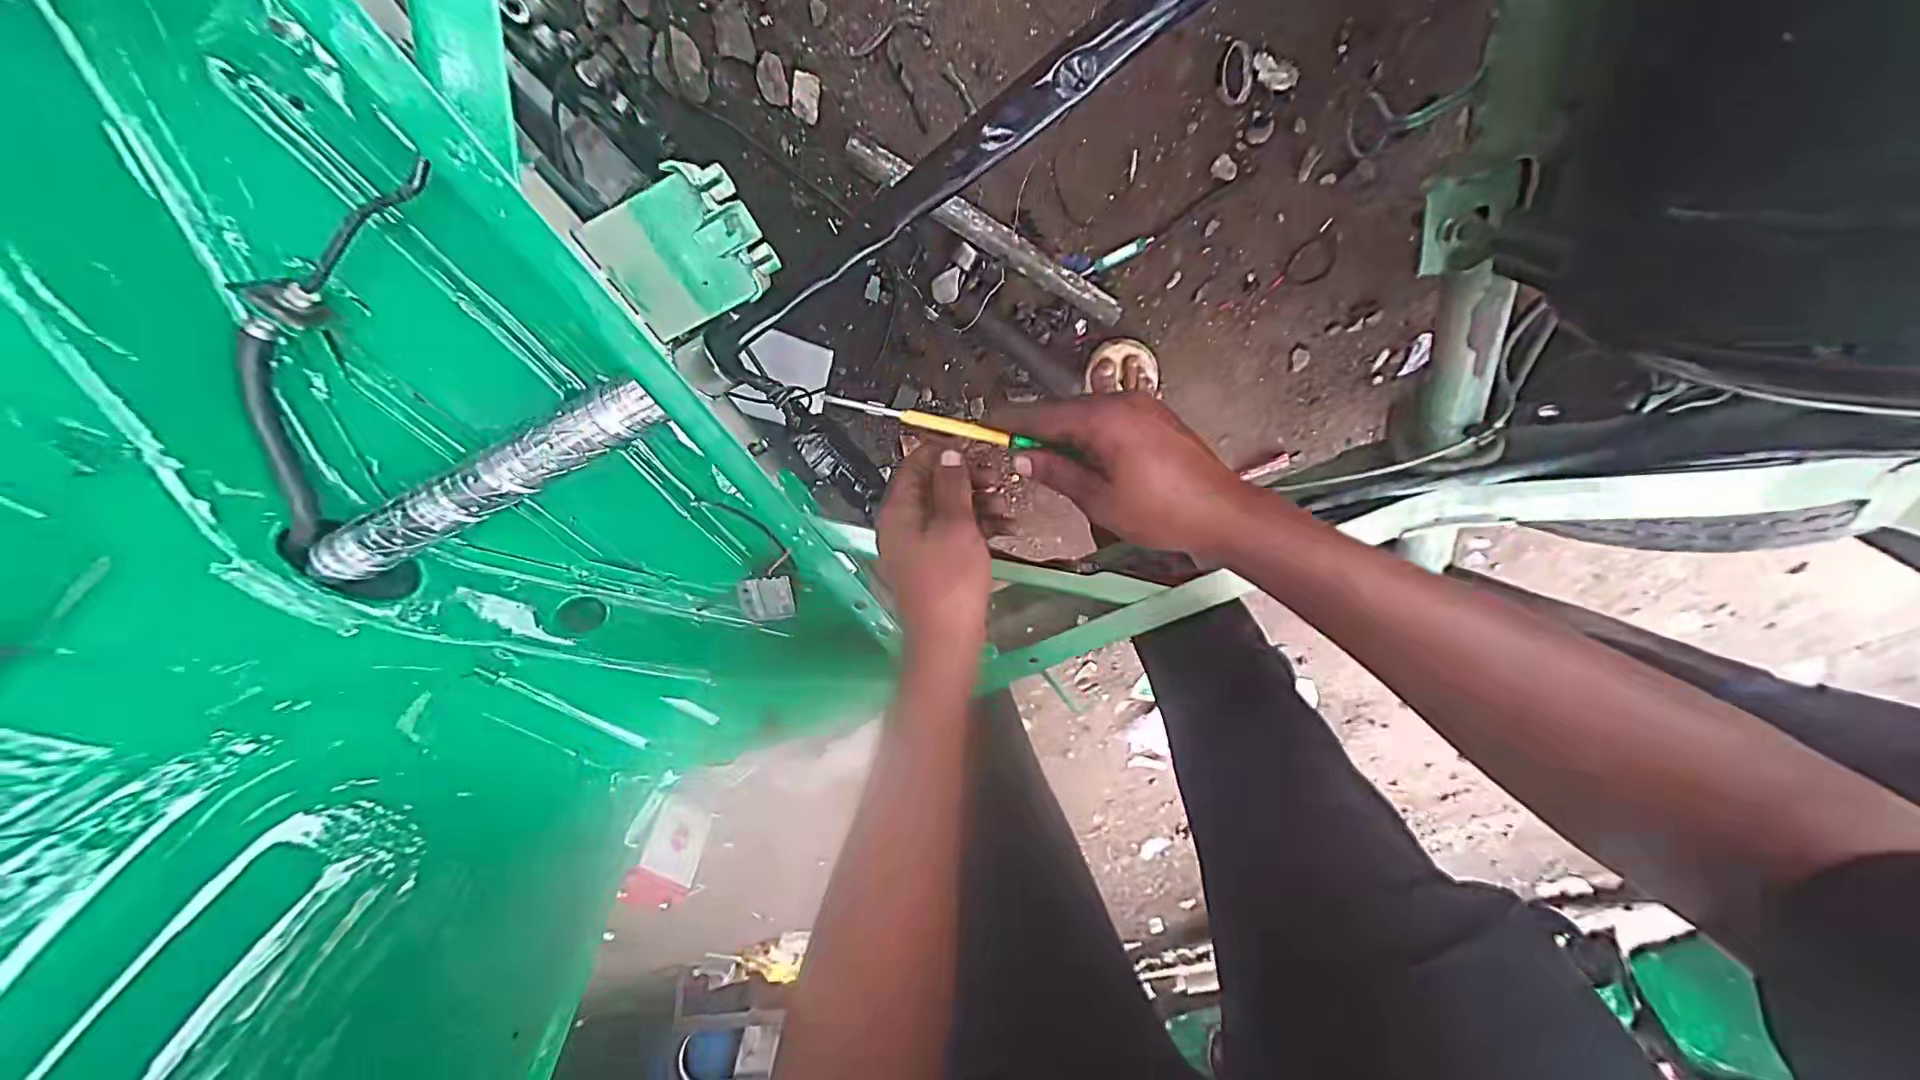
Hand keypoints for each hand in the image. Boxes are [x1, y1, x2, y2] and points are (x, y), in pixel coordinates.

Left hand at [876, 445, 992, 648]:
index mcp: (898, 512)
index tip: (974, 447)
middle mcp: (901, 526)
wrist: (948, 640)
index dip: (943, 452)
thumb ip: (952, 486)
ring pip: (946, 510)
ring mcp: (916, 547)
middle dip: (966, 479)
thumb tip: (948, 455)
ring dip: (976, 503)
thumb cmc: (950, 583)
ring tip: (1005, 505)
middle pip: (932, 487)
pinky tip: (1004, 528)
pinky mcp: (933, 564)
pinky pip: (952, 533)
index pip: (914, 465)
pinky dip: (975, 527)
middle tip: (996, 478)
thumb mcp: (956, 525)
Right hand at [999, 393, 1258, 555]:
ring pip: (1088, 416)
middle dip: (1040, 434)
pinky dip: (1091, 437)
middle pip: (1065, 412)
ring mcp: (1144, 408)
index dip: (1012, 424)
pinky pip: (1110, 419)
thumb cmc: (1167, 511)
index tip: (990, 428)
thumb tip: (1027, 459)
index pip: (1043, 416)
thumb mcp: (1099, 499)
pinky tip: (1088, 462)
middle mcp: (1125, 404)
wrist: (1223, 514)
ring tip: (1055, 467)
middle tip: (1020, 457)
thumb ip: (1058, 473)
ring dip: (1067, 437)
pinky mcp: (1155, 418)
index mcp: (1106, 419)